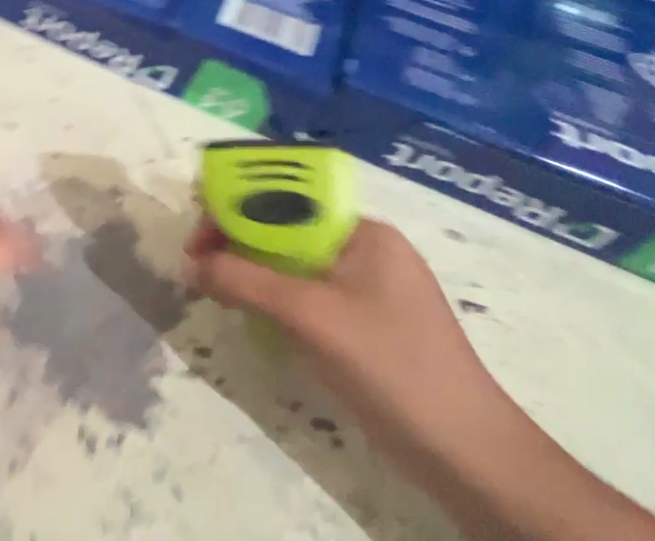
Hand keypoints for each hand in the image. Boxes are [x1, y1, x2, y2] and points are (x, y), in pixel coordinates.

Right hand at [183, 217, 505, 470]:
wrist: (465, 452)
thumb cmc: (391, 365)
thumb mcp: (307, 314)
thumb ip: (241, 280)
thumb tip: (188, 265)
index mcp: (364, 234)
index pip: (282, 202)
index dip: (231, 214)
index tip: (196, 245)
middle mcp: (365, 252)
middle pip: (282, 231)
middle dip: (234, 246)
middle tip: (199, 273)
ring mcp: (365, 291)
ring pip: (288, 266)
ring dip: (248, 275)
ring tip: (215, 293)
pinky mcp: (361, 325)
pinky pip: (301, 296)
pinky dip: (269, 300)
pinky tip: (251, 317)